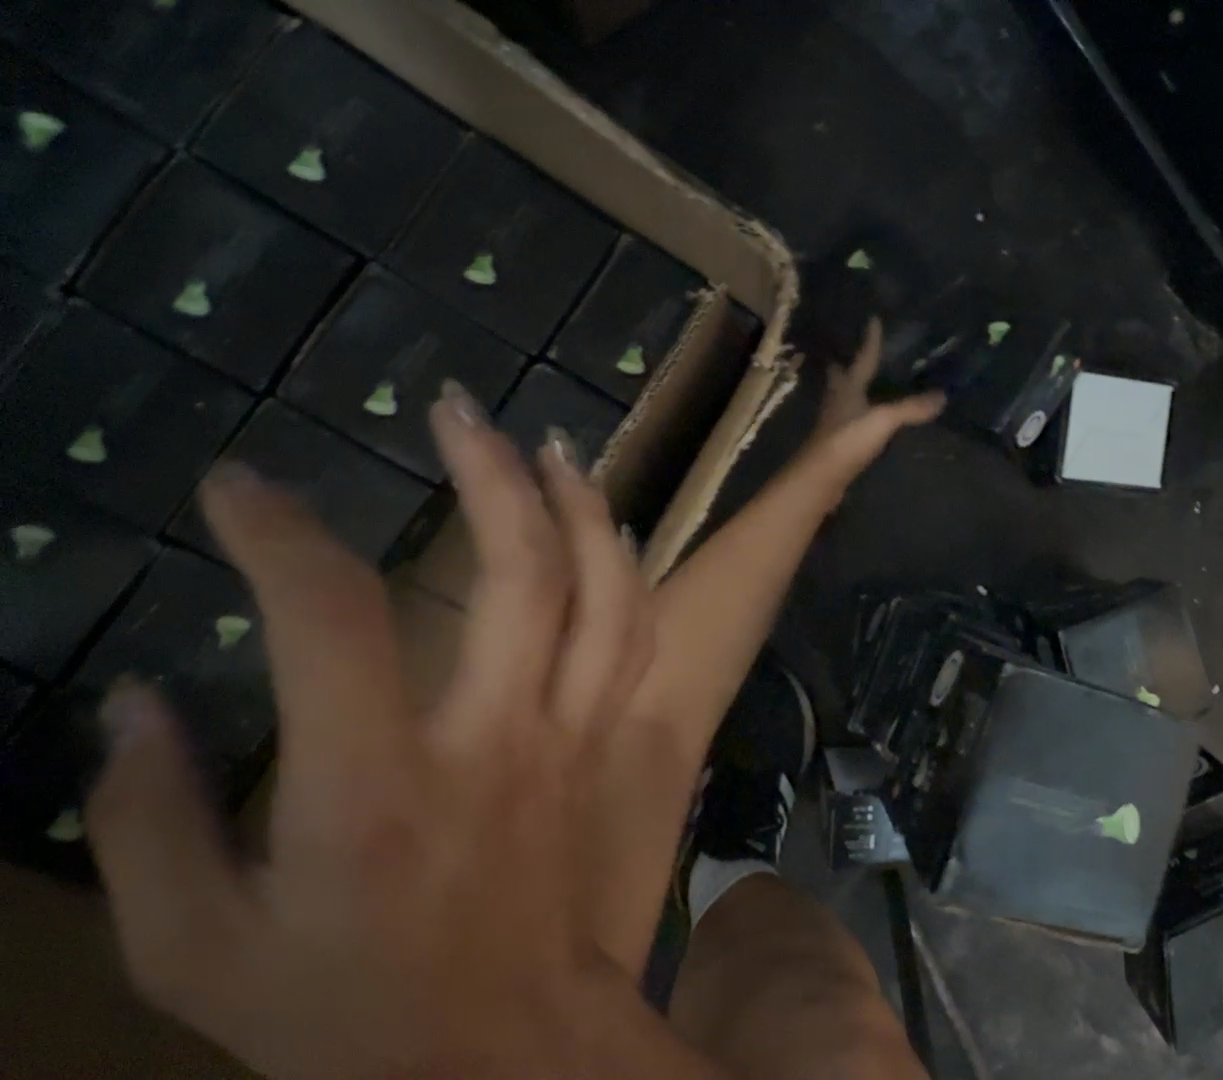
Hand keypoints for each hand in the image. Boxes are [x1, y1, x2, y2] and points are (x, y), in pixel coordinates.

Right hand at [84, 384, 683, 1079]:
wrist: (503, 1048)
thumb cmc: (345, 1011)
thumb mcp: (195, 944)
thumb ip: (146, 818)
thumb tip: (136, 698)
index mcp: (373, 785)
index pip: (334, 620)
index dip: (282, 536)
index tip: (240, 485)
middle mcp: (494, 738)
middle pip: (519, 573)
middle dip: (490, 473)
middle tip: (457, 407)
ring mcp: (574, 738)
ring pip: (606, 593)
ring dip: (581, 506)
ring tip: (547, 444)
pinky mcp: (614, 751)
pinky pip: (639, 642)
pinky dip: (628, 573)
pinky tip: (607, 529)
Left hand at [801, 318, 944, 489]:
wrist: (820, 477)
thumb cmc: (848, 439)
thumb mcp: (884, 419)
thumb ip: (912, 407)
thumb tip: (943, 395)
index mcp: (847, 387)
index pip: (862, 357)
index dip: (869, 340)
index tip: (873, 319)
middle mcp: (838, 400)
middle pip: (842, 376)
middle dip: (848, 365)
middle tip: (854, 352)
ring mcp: (836, 422)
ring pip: (844, 398)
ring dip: (853, 389)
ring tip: (866, 382)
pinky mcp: (838, 444)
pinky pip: (851, 421)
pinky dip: (859, 415)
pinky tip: (868, 419)